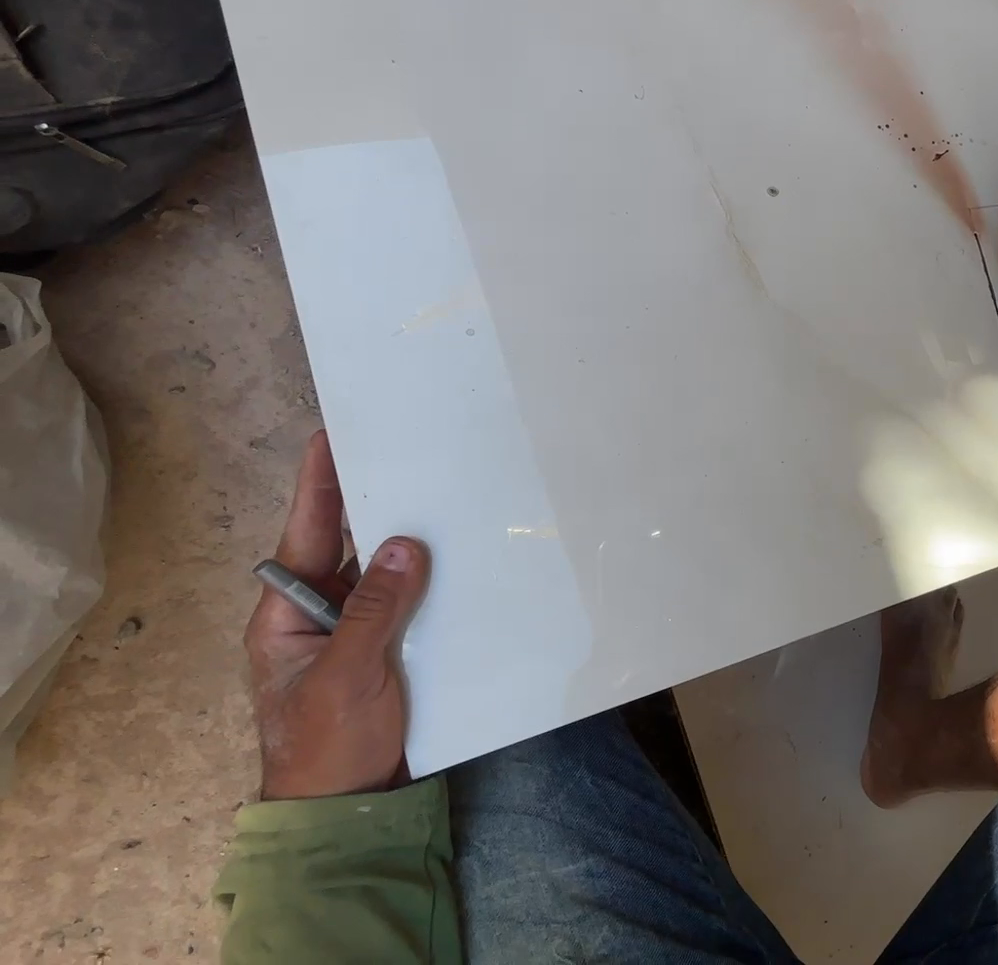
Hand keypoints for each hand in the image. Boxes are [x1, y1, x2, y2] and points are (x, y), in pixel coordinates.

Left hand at [244, 430, 429, 799]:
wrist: (352, 804)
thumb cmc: (329, 744)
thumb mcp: (346, 677)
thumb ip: (375, 611)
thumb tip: (404, 543)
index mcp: (288, 616)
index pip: (305, 537)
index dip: (319, 487)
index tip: (333, 436)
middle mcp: (322, 613)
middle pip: (349, 546)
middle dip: (375, 503)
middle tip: (410, 455)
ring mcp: (361, 630)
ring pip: (387, 572)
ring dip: (414, 542)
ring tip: (448, 497)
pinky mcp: (396, 646)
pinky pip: (415, 599)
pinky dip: (436, 578)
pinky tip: (466, 559)